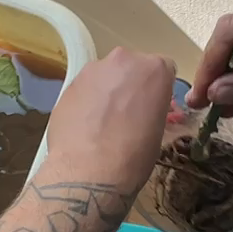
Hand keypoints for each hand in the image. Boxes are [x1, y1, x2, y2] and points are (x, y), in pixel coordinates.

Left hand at [42, 47, 175, 191]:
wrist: (89, 171)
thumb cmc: (134, 155)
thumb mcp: (158, 131)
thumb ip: (153, 107)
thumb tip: (144, 109)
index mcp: (154, 68)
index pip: (163, 69)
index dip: (158, 89)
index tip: (153, 106)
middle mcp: (123, 60)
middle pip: (131, 67)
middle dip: (131, 86)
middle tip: (128, 114)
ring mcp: (92, 70)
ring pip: (105, 76)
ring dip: (107, 92)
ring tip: (103, 123)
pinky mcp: (68, 84)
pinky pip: (85, 89)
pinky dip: (87, 101)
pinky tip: (85, 126)